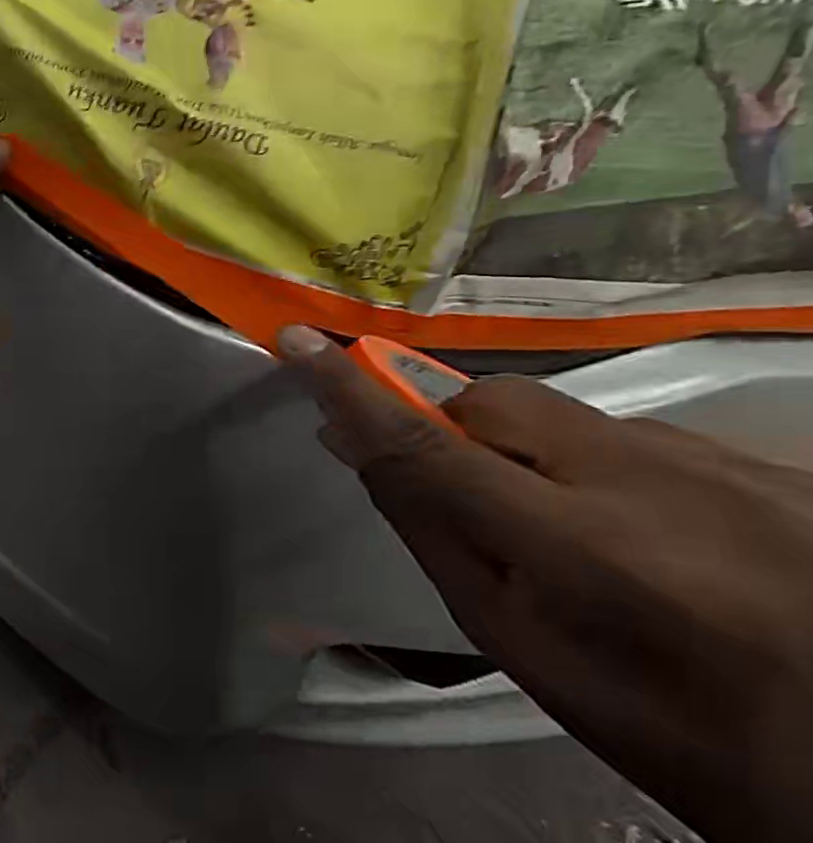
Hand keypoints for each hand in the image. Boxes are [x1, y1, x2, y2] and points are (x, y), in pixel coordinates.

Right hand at [277, 325, 812, 842]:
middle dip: (454, 426)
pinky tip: (655, 527)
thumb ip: (433, 532)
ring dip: (535, 452)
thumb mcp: (520, 642)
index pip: (426, 448)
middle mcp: (667, 490)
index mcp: (587, 557)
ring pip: (571, 417)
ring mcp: (742, 470)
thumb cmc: (660, 720)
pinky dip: (609, 465)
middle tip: (466, 486)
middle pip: (498, 403)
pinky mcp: (787, 464)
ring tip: (582, 529)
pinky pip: (643, 434)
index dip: (351, 392)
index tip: (298, 342)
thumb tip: (356, 444)